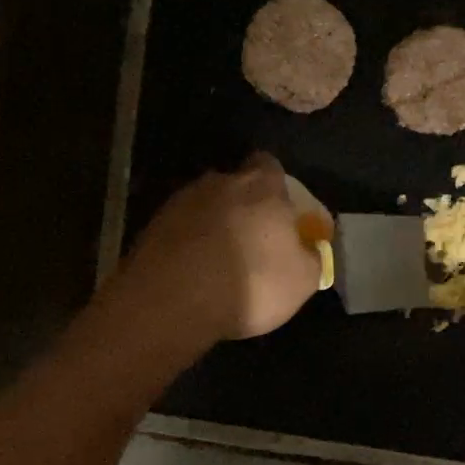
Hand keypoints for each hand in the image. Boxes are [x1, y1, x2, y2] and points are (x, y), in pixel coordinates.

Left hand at [106, 153, 320, 340]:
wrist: (175, 298)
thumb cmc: (252, 282)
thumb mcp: (302, 280)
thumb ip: (310, 257)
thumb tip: (308, 250)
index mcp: (261, 186)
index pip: (270, 166)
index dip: (277, 188)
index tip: (282, 215)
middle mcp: (219, 182)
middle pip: (236, 187)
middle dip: (245, 210)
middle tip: (255, 245)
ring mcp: (181, 202)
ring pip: (206, 209)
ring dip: (215, 229)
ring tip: (222, 267)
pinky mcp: (153, 226)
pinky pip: (182, 231)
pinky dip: (191, 248)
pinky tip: (198, 277)